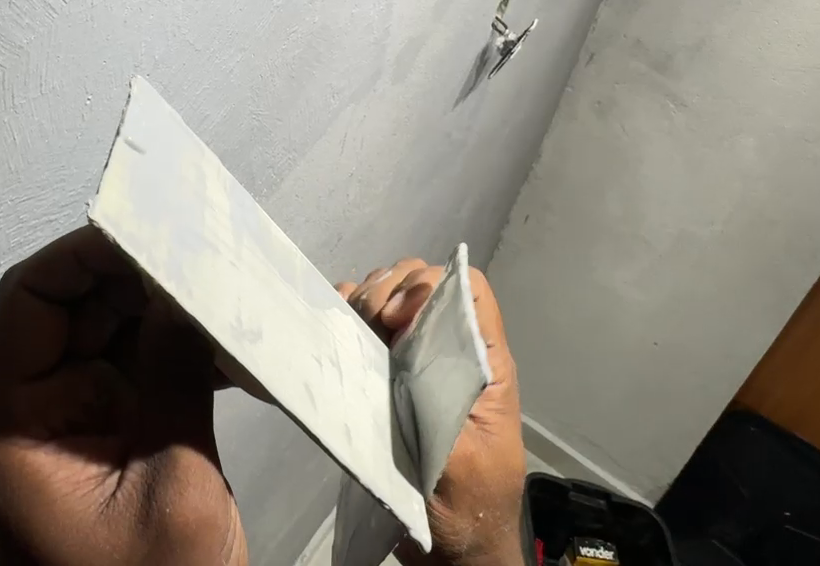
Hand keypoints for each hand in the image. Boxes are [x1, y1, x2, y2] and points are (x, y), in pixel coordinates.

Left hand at [0, 226, 247, 565]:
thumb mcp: (173, 484)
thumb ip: (175, 373)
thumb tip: (188, 284)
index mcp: (20, 426)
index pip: (28, 303)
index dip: (81, 253)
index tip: (152, 230)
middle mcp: (42, 409)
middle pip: (74, 305)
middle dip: (139, 273)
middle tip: (208, 253)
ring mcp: (84, 420)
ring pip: (117, 328)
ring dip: (172, 308)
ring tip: (233, 290)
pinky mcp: (122, 432)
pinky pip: (147, 363)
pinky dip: (188, 346)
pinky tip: (238, 346)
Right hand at [339, 259, 524, 565]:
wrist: (455, 549)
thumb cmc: (468, 504)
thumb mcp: (459, 457)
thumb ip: (433, 400)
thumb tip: (397, 345)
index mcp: (481, 361)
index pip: (467, 289)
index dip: (432, 285)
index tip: (400, 316)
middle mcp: (449, 346)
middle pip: (423, 281)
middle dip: (390, 287)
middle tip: (371, 320)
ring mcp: (416, 354)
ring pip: (392, 292)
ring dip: (368, 295)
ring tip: (355, 323)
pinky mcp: (387, 368)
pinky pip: (365, 319)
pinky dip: (348, 309)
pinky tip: (339, 323)